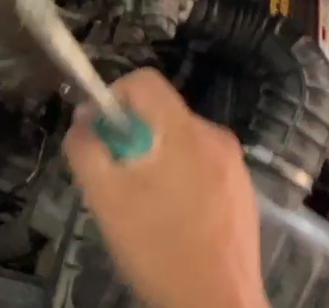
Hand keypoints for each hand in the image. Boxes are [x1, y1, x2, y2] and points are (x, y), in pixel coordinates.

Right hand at [64, 70, 268, 307]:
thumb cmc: (158, 248)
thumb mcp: (103, 196)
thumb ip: (84, 146)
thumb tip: (85, 118)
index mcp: (183, 130)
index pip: (144, 80)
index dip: (115, 97)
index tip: (104, 135)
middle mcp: (215, 137)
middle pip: (160, 113)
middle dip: (133, 135)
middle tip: (119, 177)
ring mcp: (235, 166)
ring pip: (179, 141)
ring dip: (156, 160)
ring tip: (144, 204)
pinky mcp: (244, 193)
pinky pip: (200, 166)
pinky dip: (180, 180)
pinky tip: (173, 221)